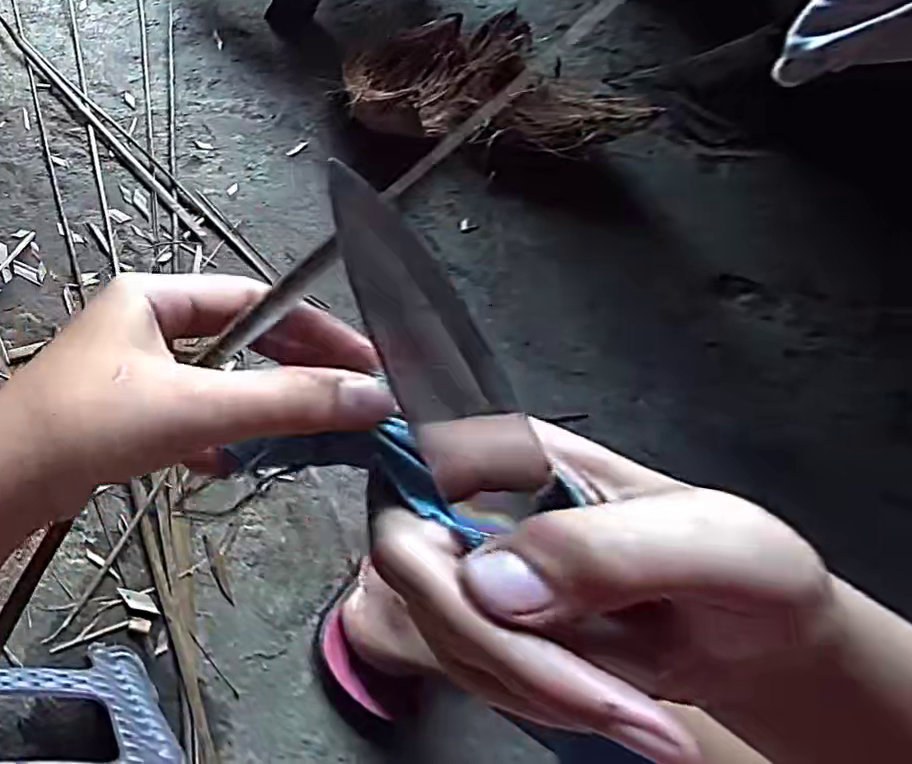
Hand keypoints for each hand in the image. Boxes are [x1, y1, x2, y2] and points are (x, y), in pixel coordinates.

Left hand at [0, 273, 395, 526]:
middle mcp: (136, 319)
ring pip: (207, 379)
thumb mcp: (194, 406)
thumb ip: (283, 400)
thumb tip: (373, 395)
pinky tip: (223, 462)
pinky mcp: (116, 405)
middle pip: (231, 338)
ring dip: (248, 407)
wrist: (9, 475)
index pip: (249, 298)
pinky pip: (181, 410)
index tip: (368, 365)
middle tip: (346, 403)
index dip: (312, 329)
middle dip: (285, 371)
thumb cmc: (94, 421)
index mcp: (149, 295)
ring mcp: (124, 363)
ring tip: (296, 438)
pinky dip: (209, 432)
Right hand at [370, 421, 835, 763]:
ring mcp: (444, 551)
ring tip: (640, 713)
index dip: (413, 523)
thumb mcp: (717, 545)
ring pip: (431, 619)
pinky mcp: (458, 607)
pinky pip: (460, 660)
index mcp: (488, 446)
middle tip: (617, 710)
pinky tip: (600, 700)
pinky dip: (532, 698)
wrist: (757, 640)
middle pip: (408, 559)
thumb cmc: (741, 569)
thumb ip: (600, 549)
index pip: (404, 469)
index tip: (503, 604)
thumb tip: (486, 587)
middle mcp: (444, 493)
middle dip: (503, 646)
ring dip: (532, 684)